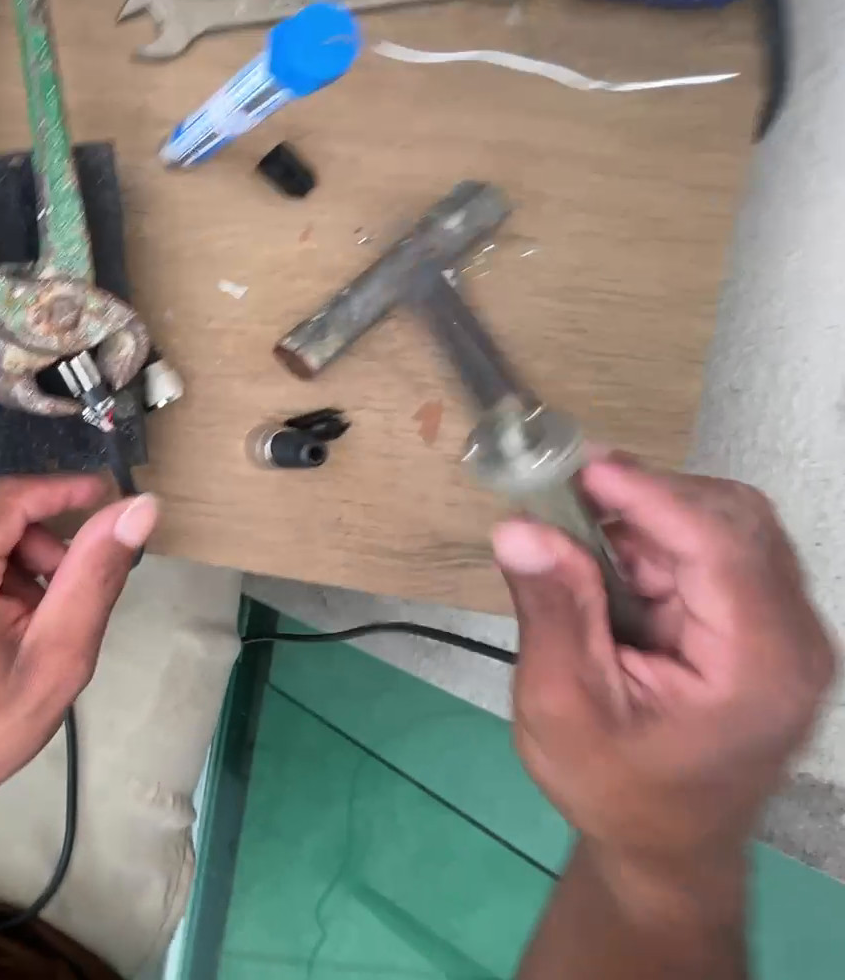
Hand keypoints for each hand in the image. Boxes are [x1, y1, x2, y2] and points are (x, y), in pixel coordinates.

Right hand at [494, 454, 835, 878]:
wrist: (658, 838)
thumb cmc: (610, 781)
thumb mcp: (562, 701)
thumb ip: (551, 611)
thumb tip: (518, 529)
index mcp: (759, 663)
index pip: (723, 550)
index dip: (653, 499)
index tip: (580, 468)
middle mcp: (786, 635)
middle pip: (737, 525)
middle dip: (647, 495)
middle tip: (556, 488)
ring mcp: (770, 629)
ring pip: (721, 530)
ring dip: (640, 514)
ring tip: (562, 520)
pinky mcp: (741, 626)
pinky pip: (701, 555)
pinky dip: (641, 538)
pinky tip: (590, 550)